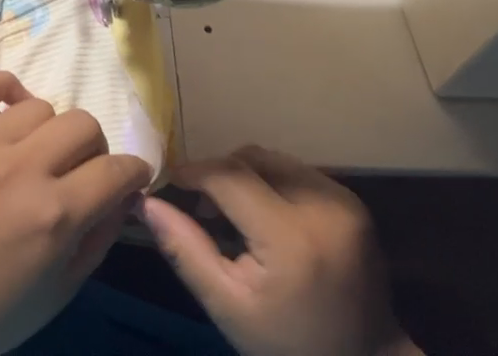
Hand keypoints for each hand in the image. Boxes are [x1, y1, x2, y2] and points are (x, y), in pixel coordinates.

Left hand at [0, 71, 151, 355]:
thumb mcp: (61, 290)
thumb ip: (100, 236)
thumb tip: (125, 195)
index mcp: (53, 215)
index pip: (116, 170)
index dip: (134, 173)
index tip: (132, 179)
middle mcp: (21, 169)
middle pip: (83, 124)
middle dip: (96, 149)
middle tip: (83, 172)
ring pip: (41, 106)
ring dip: (51, 131)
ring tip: (39, 155)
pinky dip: (3, 88)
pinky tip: (11, 110)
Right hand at [140, 146, 416, 355]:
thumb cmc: (287, 342)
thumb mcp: (228, 306)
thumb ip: (185, 249)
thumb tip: (145, 201)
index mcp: (292, 238)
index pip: (229, 177)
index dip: (194, 172)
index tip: (169, 181)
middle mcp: (323, 207)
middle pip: (252, 159)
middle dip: (219, 175)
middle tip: (201, 209)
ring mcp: (343, 200)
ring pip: (274, 159)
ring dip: (246, 176)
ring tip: (233, 214)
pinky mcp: (352, 201)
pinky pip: (298, 172)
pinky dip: (273, 182)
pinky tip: (266, 216)